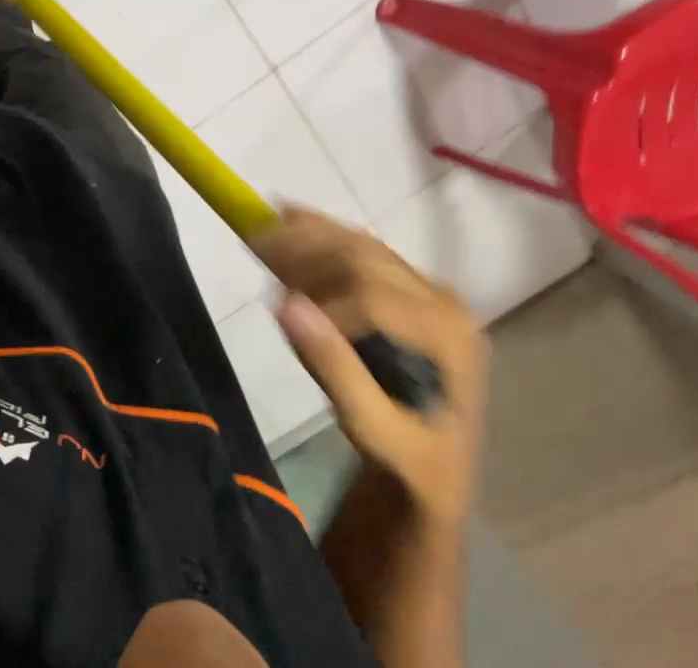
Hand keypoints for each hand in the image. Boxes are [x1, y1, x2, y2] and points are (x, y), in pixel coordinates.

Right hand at [251, 207, 486, 525]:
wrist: (438, 473)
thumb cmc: (409, 459)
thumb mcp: (370, 428)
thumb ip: (334, 367)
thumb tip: (286, 305)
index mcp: (445, 334)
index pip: (371, 296)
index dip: (318, 298)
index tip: (275, 308)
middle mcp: (445, 302)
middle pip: (365, 258)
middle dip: (305, 246)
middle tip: (251, 237)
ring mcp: (432, 294)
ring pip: (362, 247)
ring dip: (309, 236)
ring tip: (263, 228)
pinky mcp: (414, 293)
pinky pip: (364, 253)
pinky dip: (323, 240)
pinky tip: (291, 224)